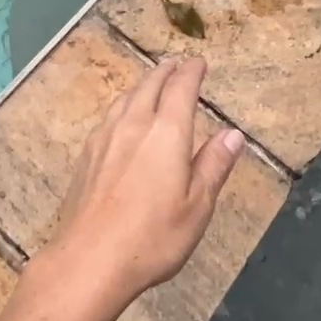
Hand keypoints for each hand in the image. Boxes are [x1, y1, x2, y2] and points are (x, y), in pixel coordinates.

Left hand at [33, 58, 243, 315]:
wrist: (90, 257)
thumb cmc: (153, 237)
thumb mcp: (197, 206)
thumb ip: (213, 165)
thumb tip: (232, 134)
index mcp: (166, 133)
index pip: (180, 90)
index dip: (191, 73)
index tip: (199, 62)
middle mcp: (133, 125)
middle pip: (149, 86)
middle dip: (165, 72)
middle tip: (175, 64)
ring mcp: (105, 137)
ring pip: (125, 98)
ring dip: (142, 85)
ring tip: (150, 83)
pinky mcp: (87, 154)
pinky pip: (109, 115)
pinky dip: (123, 105)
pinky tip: (121, 117)